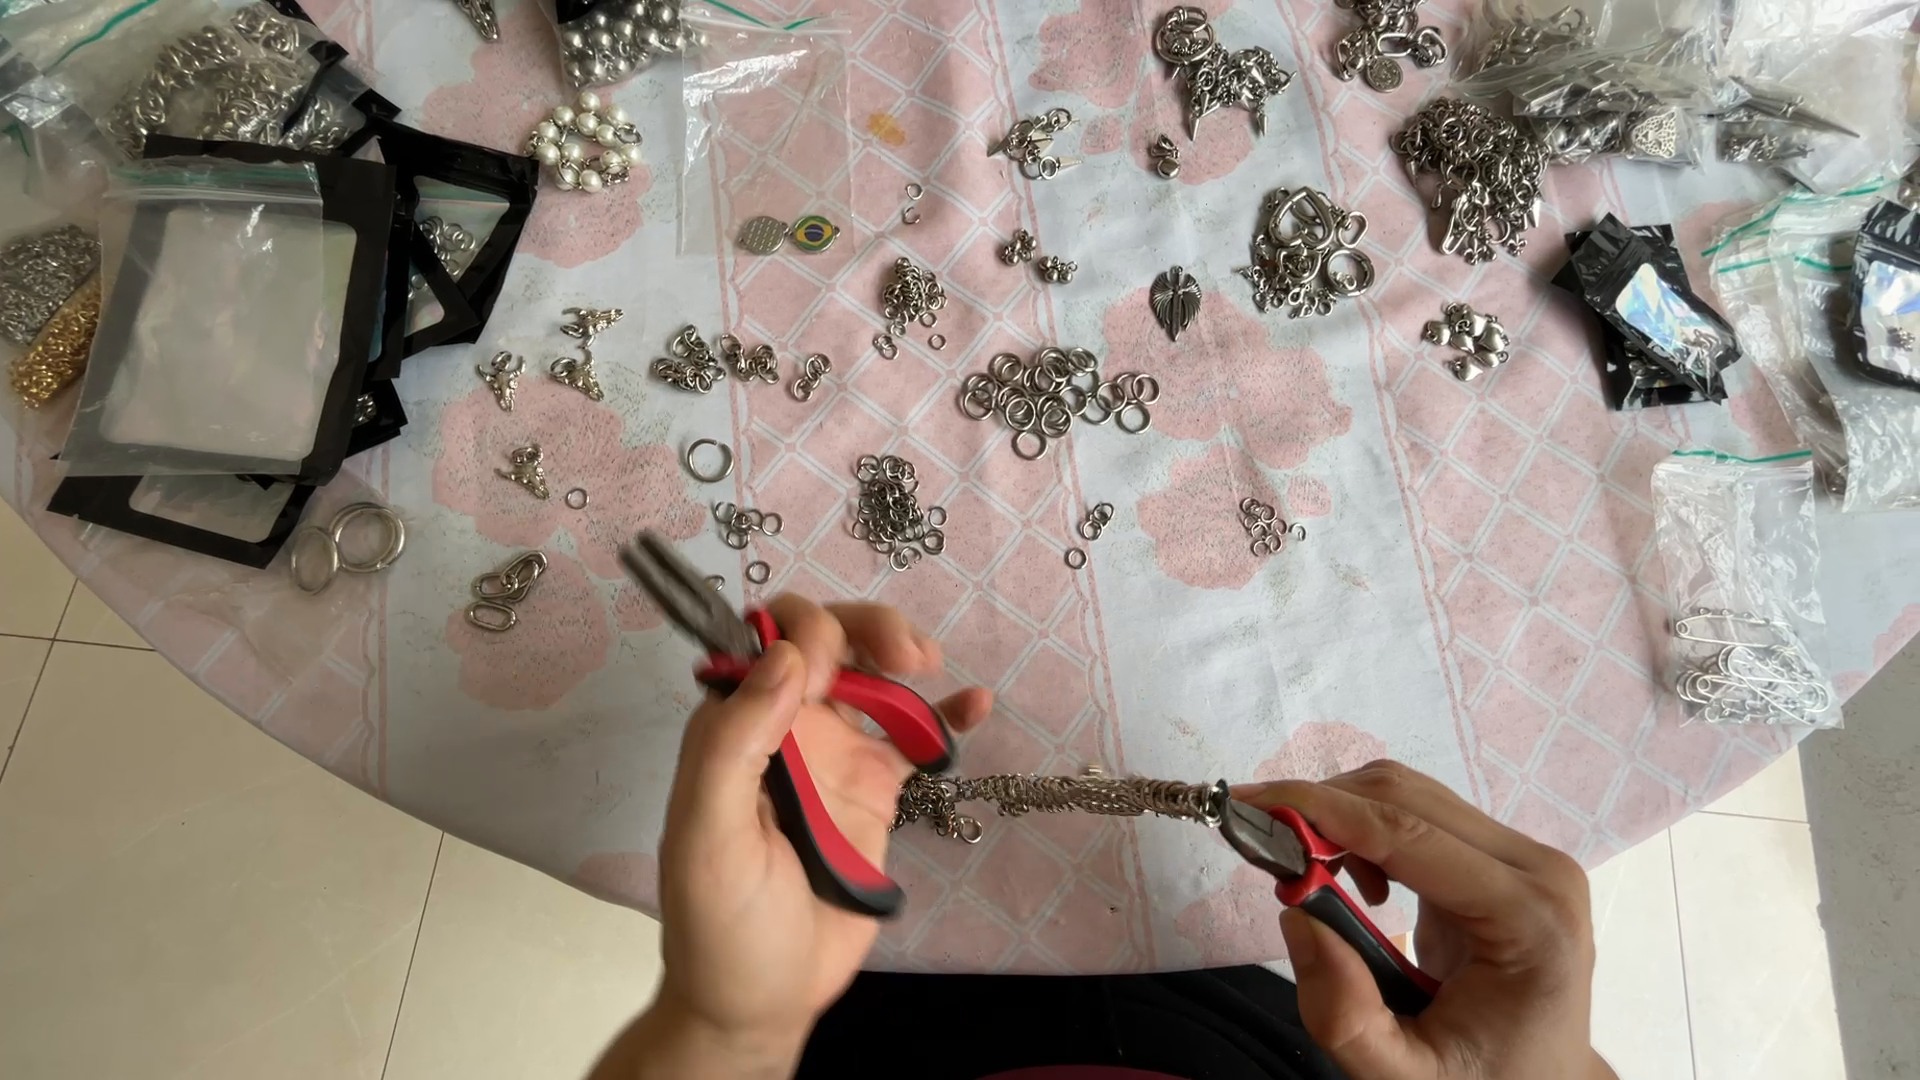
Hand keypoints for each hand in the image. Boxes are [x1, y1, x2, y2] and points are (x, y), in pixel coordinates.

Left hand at [594, 596, 991, 1078]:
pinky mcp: (877, 782)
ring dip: (902, 646)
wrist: (768, 994)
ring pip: (872, 669)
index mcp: (740, 722)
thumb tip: (786, 657)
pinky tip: (975, 702)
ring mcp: (837, 748)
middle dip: (866, 627)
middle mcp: (788, 723)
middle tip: (904, 659)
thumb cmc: (723, 920)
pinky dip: (947, 712)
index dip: (804, 634)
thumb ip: (733, 744)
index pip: (769, 640)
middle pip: (829, 638)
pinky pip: (916, 733)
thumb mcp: (709, 836)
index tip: (828, 678)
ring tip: (929, 665)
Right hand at [1238, 761, 1617, 1079]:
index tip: (1246, 804)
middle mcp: (1535, 868)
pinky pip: (1408, 806)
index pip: (1405, 833)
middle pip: (1399, 796)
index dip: (1319, 809)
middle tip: (1263, 844)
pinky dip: (1357, 823)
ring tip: (1311, 874)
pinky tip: (1355, 878)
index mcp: (1530, 920)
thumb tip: (1297, 918)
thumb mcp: (1408, 1079)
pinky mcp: (1494, 848)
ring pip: (1398, 790)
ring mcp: (1519, 852)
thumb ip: (1345, 1017)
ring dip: (1335, 814)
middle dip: (1316, 807)